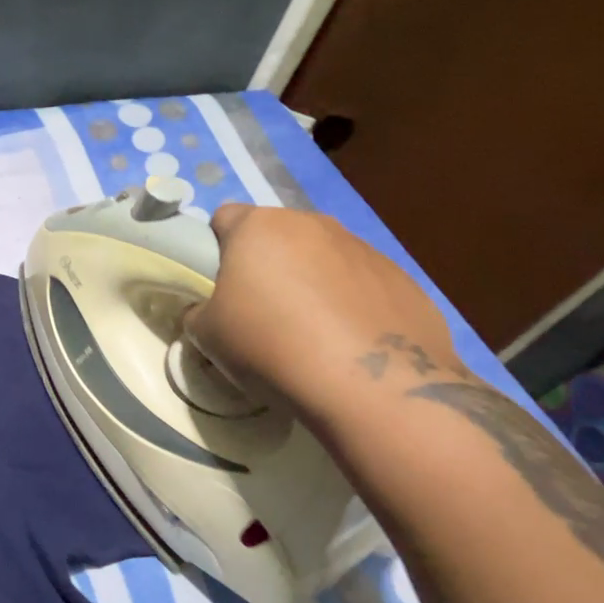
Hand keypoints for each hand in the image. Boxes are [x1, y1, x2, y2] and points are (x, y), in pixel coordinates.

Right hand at [181, 204, 464, 420]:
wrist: (369, 385)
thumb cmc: (270, 346)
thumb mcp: (207, 335)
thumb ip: (199, 312)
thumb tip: (209, 311)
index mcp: (260, 227)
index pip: (224, 217)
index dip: (215, 249)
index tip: (218, 287)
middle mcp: (314, 224)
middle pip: (279, 236)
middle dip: (268, 265)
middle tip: (260, 313)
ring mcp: (365, 249)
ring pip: (324, 258)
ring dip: (312, 284)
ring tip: (310, 335)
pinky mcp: (404, 281)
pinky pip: (363, 286)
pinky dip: (351, 307)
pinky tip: (348, 346)